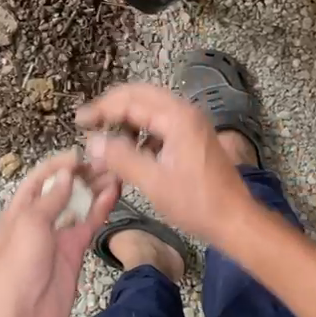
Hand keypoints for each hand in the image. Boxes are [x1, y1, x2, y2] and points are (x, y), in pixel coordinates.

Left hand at [0, 150, 118, 316]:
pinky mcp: (74, 249)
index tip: (80, 153)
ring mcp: (57, 234)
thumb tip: (66, 174)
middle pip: (62, 189)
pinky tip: (114, 192)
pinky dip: (101, 207)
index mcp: (18, 210)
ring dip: (94, 187)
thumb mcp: (29, 224)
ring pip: (78, 204)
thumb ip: (50, 198)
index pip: (39, 178)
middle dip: (81, 174)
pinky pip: (89, 223)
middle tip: (105, 160)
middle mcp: (38, 219)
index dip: (58, 164)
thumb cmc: (17, 266)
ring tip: (115, 171)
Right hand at [77, 83, 256, 245]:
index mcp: (177, 117)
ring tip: (106, 136)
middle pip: (141, 96)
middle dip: (112, 107)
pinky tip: (131, 151)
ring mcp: (191, 123)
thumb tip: (92, 142)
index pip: (131, 101)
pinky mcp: (193, 136)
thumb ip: (121, 158)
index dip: (102, 109)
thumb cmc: (196, 203)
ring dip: (127, 118)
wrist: (236, 220)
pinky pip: (161, 123)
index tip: (79, 121)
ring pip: (151, 108)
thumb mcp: (153, 182)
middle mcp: (185, 112)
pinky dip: (142, 131)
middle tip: (89, 121)